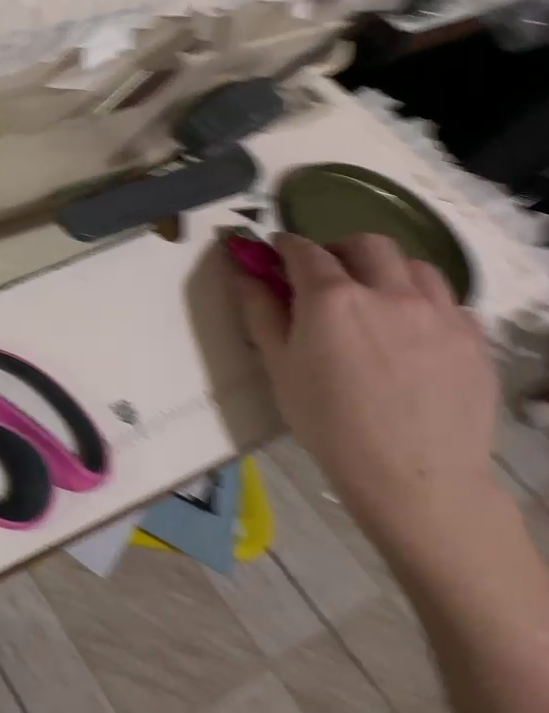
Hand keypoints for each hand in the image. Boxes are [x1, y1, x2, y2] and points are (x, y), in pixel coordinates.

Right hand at [235, 232, 499, 549]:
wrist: (412, 473)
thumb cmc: (328, 420)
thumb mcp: (278, 364)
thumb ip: (260, 310)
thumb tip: (243, 272)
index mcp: (332, 299)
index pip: (304, 250)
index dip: (283, 246)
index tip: (272, 253)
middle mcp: (390, 294)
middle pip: (368, 245)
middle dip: (339, 249)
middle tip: (324, 274)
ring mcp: (440, 315)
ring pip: (417, 267)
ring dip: (387, 271)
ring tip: (373, 299)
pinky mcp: (474, 340)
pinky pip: (449, 303)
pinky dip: (423, 303)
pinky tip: (408, 332)